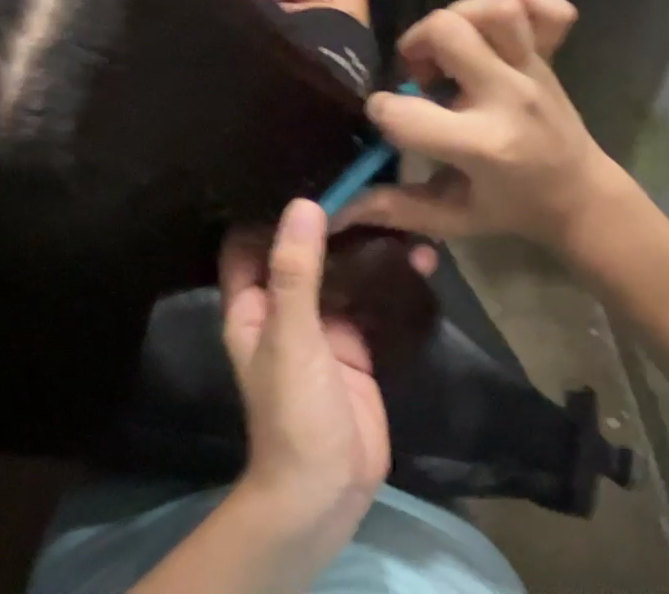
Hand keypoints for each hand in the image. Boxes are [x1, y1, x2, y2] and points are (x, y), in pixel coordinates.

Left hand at [221, 200, 389, 535]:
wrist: (327, 491)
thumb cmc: (293, 412)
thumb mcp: (291, 337)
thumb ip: (296, 273)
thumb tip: (303, 204)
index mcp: (251, 305)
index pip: (249, 243)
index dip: (268, 212)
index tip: (305, 176)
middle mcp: (282, 310)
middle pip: (301, 254)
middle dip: (330, 226)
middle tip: (368, 186)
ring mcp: (321, 328)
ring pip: (341, 276)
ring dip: (366, 251)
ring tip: (401, 214)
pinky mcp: (355, 347)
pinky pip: (371, 304)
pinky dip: (390, 283)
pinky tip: (419, 258)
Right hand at [336, 0, 628, 245]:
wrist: (580, 197)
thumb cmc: (508, 209)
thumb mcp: (449, 218)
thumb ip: (392, 209)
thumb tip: (336, 210)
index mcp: (483, 146)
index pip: (406, 112)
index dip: (381, 111)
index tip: (387, 120)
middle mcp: (510, 99)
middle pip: (448, 31)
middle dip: (416, 44)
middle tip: (419, 74)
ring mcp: (534, 71)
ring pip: (496, 9)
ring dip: (459, 18)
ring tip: (451, 50)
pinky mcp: (552, 54)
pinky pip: (547, 6)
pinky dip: (520, 0)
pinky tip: (494, 28)